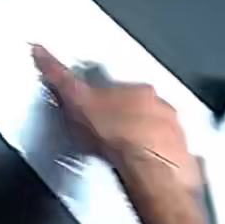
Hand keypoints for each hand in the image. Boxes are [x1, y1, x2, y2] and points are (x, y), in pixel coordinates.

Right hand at [34, 45, 199, 195]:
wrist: (148, 172)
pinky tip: (140, 166)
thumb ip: (57, 74)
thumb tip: (40, 51)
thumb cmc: (115, 134)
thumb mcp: (75, 99)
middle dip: (126, 114)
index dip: (103, 95)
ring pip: (157, 129)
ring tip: (122, 151)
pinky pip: (170, 154)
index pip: (118, 85)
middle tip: (107, 129)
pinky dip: (157, 158)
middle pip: (141, 106)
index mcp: (139, 89)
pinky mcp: (184, 160)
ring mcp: (176, 135)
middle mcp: (163, 107)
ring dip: (143, 136)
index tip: (93, 107)